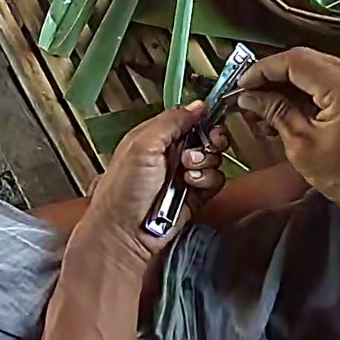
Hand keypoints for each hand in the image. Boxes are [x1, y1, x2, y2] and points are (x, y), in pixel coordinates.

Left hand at [74, 102, 228, 273]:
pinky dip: (208, 181)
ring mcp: (183, 175)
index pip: (186, 119)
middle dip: (209, 140)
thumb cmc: (123, 190)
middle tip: (205, 145)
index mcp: (154, 137)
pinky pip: (215, 180)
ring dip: (205, 162)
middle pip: (205, 137)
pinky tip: (191, 185)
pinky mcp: (195, 196)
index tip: (207, 121)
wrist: (125, 232)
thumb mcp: (143, 145)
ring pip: (213, 158)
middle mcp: (170, 154)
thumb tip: (196, 106)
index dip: (200, 119)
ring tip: (187, 171)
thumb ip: (171, 122)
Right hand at [236, 48, 339, 221]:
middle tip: (248, 91)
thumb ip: (275, 112)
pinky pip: (329, 77)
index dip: (264, 69)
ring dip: (287, 79)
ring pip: (316, 65)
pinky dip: (305, 86)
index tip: (241, 83)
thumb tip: (248, 97)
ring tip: (263, 101)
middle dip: (273, 73)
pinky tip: (285, 103)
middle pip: (306, 59)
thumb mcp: (301, 145)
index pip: (296, 62)